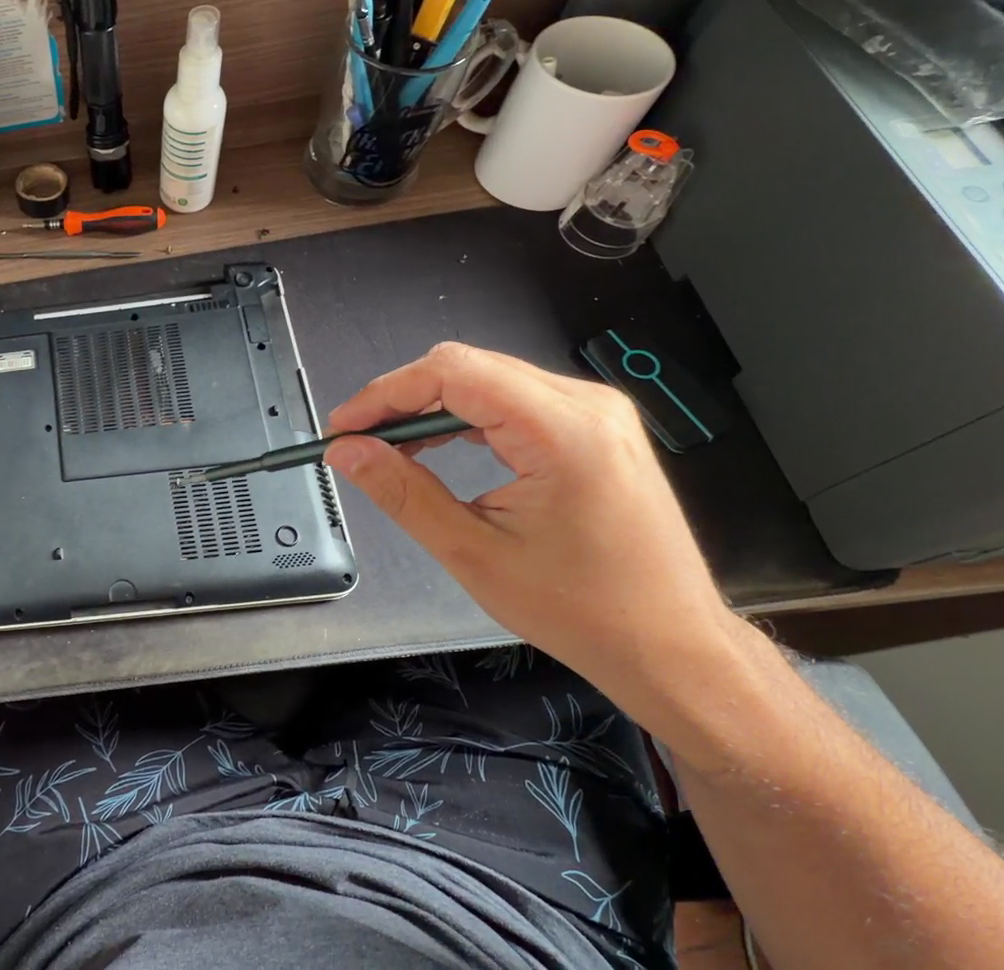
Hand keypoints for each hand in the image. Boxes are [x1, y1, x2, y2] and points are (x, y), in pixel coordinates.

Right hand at [322, 342, 727, 684]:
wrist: (668, 643)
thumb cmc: (579, 609)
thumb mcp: (472, 552)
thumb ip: (402, 492)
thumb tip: (346, 452)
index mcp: (563, 431)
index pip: (453, 373)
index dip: (385, 394)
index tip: (342, 429)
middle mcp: (587, 406)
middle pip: (469, 367)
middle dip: (402, 399)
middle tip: (358, 442)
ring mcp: (597, 414)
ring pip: (488, 381)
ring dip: (430, 408)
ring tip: (389, 449)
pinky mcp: (595, 430)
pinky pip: (514, 402)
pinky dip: (465, 418)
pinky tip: (437, 449)